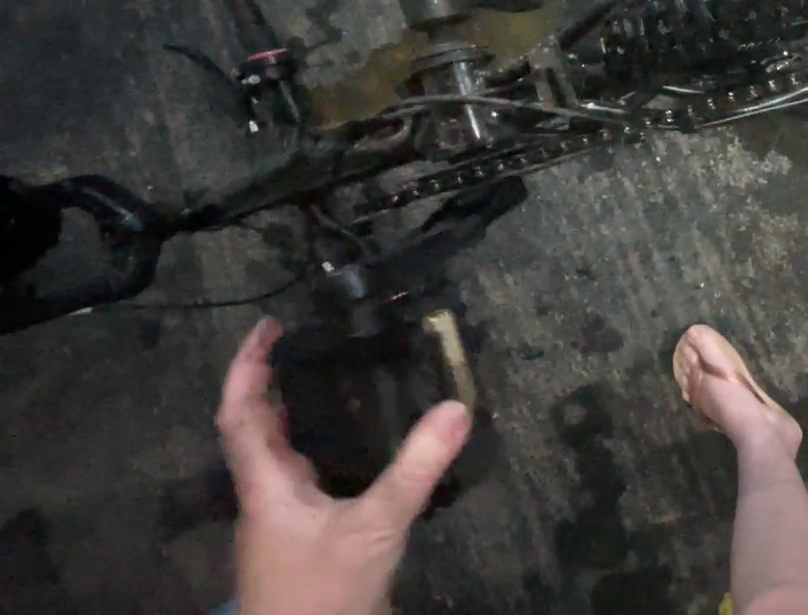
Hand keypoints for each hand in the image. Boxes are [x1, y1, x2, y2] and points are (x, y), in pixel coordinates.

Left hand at [217, 318, 470, 614]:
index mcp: (266, 487)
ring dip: (296, 407)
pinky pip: (308, 465)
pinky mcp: (311, 527)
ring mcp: (286, 514)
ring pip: (281, 448)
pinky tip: (360, 430)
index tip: (269, 328)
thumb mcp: (377, 524)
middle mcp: (268, 494)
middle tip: (309, 338)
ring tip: (336, 370)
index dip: (247, 370)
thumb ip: (416, 466)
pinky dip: (324, 435)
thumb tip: (458, 405)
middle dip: (274, 380)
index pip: (241, 417)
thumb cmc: (324, 590)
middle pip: (256, 427)